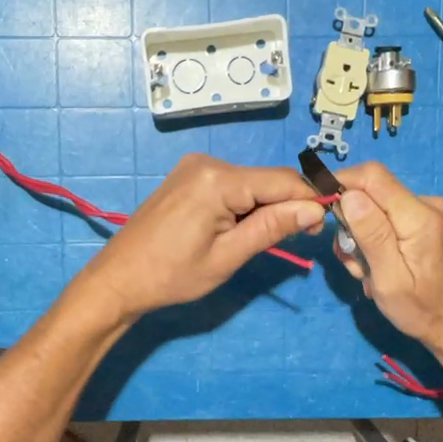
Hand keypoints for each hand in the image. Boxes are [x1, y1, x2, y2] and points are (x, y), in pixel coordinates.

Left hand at [74, 155, 324, 318]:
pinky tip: (236, 230)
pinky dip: (243, 205)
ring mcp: (196, 167)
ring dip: (264, 208)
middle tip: (295, 241)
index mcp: (218, 180)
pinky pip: (231, 185)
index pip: (282, 181)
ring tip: (256, 242)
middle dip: (287, 206)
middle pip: (267, 180)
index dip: (309, 201)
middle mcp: (208, 162)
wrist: (119, 279)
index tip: (324, 226)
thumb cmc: (171, 276)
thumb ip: (271, 228)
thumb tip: (315, 209)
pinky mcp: (189, 176)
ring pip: (251, 183)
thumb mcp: (227, 257)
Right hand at [333, 162, 442, 347]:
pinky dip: (378, 239)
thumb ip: (371, 235)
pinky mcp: (430, 221)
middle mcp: (429, 204)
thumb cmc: (422, 310)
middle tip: (352, 262)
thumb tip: (348, 195)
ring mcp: (431, 212)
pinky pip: (391, 218)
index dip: (340, 183)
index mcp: (419, 217)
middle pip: (373, 193)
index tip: (321, 210)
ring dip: (363, 237)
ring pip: (378, 208)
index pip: (372, 177)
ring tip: (369, 273)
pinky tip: (382, 266)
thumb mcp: (389, 280)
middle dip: (351, 223)